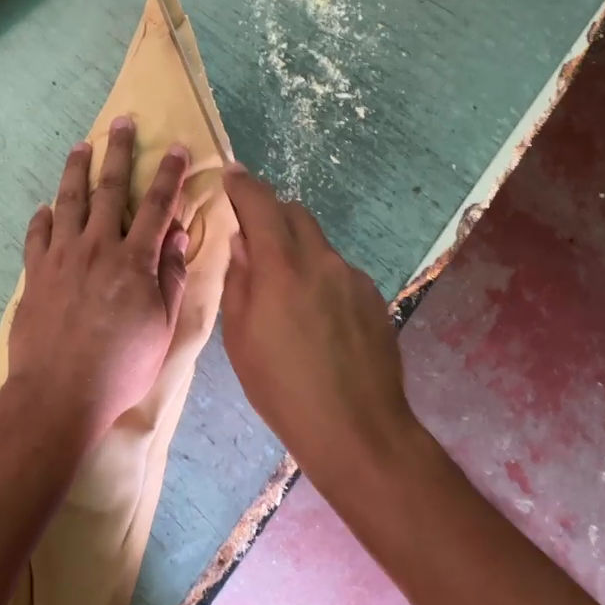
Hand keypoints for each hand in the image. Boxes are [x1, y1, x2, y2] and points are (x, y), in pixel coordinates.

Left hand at [5, 116, 191, 441]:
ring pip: (68, 200)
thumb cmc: (120, 367)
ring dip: (77, 170)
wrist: (59, 394)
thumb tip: (175, 234)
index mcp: (134, 260)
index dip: (169, 175)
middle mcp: (96, 247)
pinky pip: (37, 234)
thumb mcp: (162, 328)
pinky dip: (42, 217)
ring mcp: (61, 256)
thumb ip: (169, 277)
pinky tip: (45, 207)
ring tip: (81, 146)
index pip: (156, 206)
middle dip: (119, 152)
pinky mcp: (34, 272)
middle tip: (122, 123)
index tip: (177, 149)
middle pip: (110, 189)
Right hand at [220, 163, 416, 478]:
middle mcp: (321, 259)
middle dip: (271, 214)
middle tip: (252, 235)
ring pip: (318, 244)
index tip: (230, 174)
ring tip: (285, 291)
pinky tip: (317, 318)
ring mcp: (353, 277)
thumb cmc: (281, 388)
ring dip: (297, 249)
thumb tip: (243, 243)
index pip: (260, 203)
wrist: (357, 430)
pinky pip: (339, 272)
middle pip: (294, 213)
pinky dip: (320, 277)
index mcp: (281, 266)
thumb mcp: (239, 337)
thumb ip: (239, 280)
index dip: (243, 184)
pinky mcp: (373, 298)